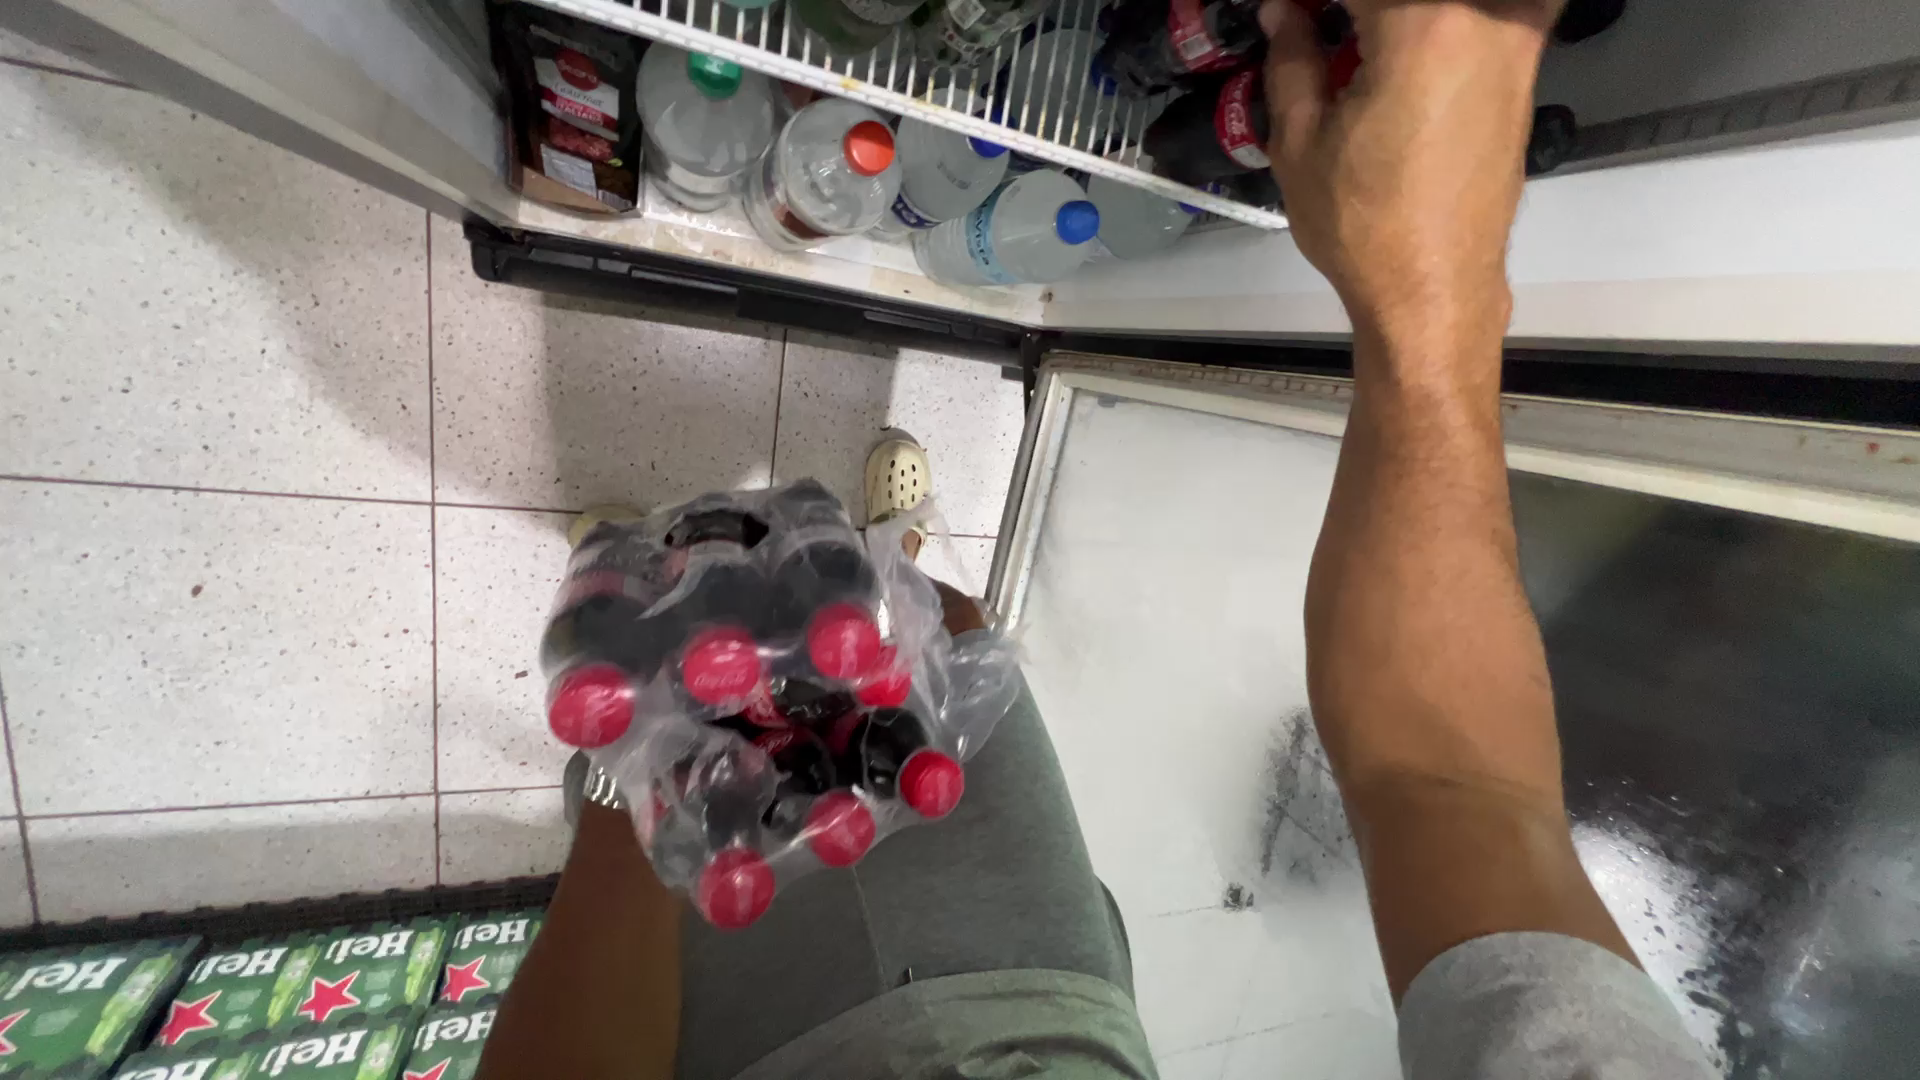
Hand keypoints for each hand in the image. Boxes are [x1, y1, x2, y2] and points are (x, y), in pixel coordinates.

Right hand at [1260, 0, 1560, 345]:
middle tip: (1313, 32)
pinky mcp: (1527, 58)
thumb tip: (1282, 12)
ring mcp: (1518, 31)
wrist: (1433, 282)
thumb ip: (1291, 62)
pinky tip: (1388, 64)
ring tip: (1350, 56)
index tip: (1289, 15)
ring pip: (1440, 10)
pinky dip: (1430, 32)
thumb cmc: (1359, 225)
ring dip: (1389, 26)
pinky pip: (1477, 18)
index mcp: (1423, 24)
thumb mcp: (1300, 147)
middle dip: (1349, 12)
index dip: (1311, 2)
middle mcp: (1486, 11)